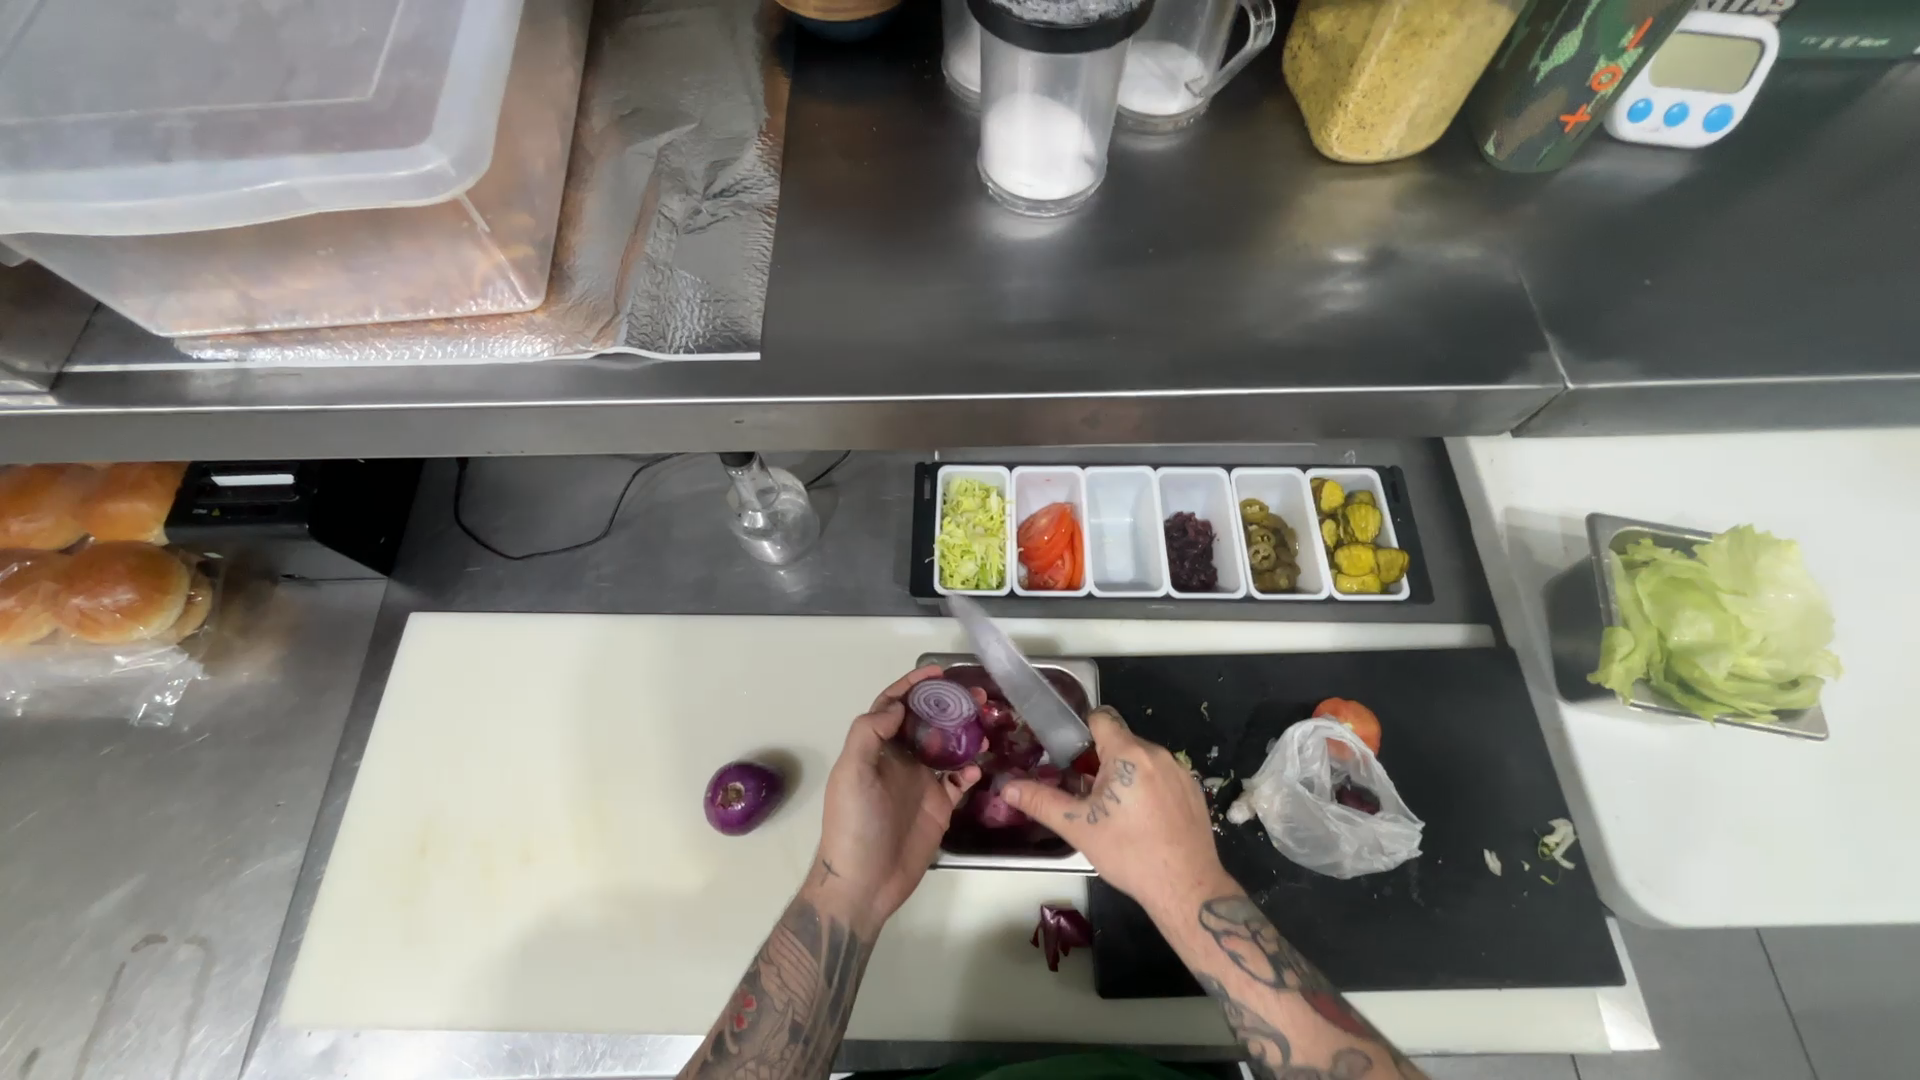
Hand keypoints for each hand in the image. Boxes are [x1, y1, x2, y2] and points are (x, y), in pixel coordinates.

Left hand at [808, 664, 983, 935]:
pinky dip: (971, 770)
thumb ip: (869, 733)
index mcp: (876, 748)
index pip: (893, 706)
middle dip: (949, 704)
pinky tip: (978, 766)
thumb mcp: (851, 773)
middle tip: (976, 695)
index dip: (912, 686)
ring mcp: (921, 782)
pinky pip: (959, 780)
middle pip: (926, 721)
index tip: (938, 672)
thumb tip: (897, 706)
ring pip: (948, 746)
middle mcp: (899, 759)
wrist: (864, 882)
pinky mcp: (939, 806)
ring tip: (986, 721)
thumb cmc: (853, 824)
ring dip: (966, 732)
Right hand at [1002, 707, 1228, 918]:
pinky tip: (1144, 820)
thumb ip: (1041, 802)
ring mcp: (1180, 771)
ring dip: (1125, 774)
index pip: (1100, 718)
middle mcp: (1157, 753)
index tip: (1073, 760)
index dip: (1082, 733)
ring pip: (1142, 759)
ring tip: (1116, 812)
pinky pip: (1163, 775)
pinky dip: (1149, 788)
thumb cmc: (1129, 854)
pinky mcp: (1194, 790)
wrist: (1187, 888)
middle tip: (1089, 795)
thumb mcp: (1079, 828)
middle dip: (1102, 760)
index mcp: (1128, 753)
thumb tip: (1006, 787)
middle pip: (1120, 740)